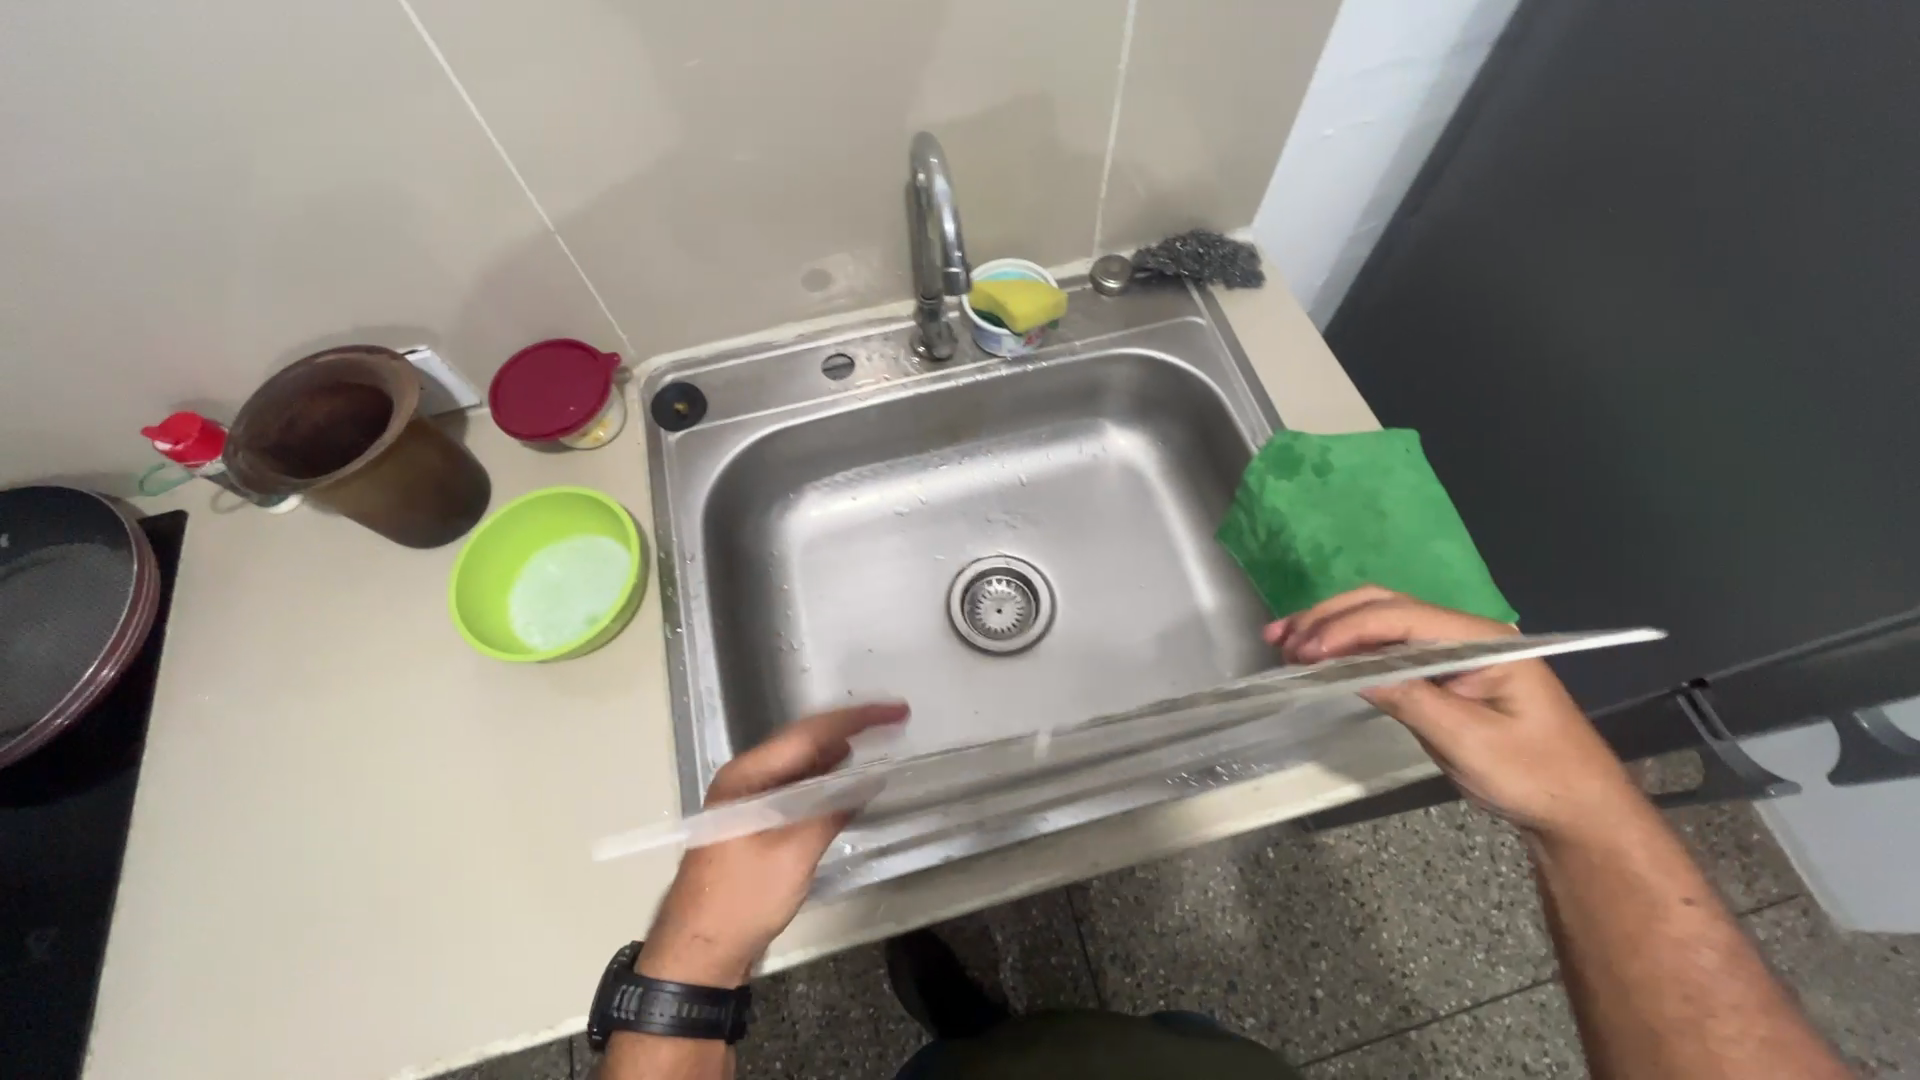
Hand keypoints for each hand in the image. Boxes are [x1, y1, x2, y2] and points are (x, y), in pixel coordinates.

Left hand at [637, 702, 908, 985]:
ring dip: (837, 754)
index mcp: (748, 776)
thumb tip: (868, 780)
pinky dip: (823, 781)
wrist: (698, 954)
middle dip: (848, 729)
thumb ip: (832, 810)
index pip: (810, 732)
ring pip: (799, 763)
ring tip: (877, 743)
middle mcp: (745, 779)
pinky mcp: (755, 823)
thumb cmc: (743, 900)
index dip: (856, 719)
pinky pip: (794, 787)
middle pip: (803, 741)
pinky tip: (844, 783)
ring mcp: (748, 800)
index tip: (895, 711)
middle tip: (892, 723)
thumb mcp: (794, 854)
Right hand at [1267, 586, 1640, 838]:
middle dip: (1328, 620)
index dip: (1347, 629)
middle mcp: (1462, 633)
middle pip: (1383, 607)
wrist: (1574, 810)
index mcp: (1481, 641)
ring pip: (1376, 621)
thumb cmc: (1533, 776)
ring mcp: (1448, 650)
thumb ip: (1411, 699)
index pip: (1401, 618)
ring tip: (1281, 641)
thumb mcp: (1469, 740)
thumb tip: (1349, 673)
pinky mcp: (1435, 671)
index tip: (1305, 653)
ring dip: (1328, 628)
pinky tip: (1314, 657)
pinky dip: (1343, 649)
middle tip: (1282, 643)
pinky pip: (1381, 648)